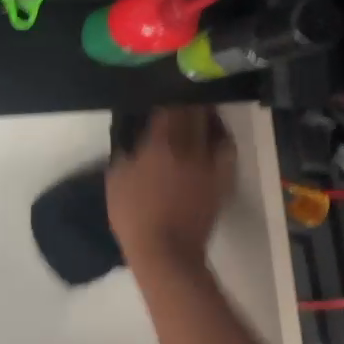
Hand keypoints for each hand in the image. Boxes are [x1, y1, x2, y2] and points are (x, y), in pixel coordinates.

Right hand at [105, 107, 236, 275]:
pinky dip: (221, 139)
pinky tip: (214, 138)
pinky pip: (227, 151)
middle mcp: (190, 149)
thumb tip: (135, 136)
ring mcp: (210, 165)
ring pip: (216, 129)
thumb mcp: (116, 179)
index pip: (169, 109)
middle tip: (180, 97)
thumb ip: (127, 152)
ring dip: (209, 116)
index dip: (166, 97)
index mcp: (160, 145)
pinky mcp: (222, 181)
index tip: (161, 91)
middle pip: (195, 113)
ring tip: (200, 112)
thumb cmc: (133, 216)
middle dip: (188, 102)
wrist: (166, 252)